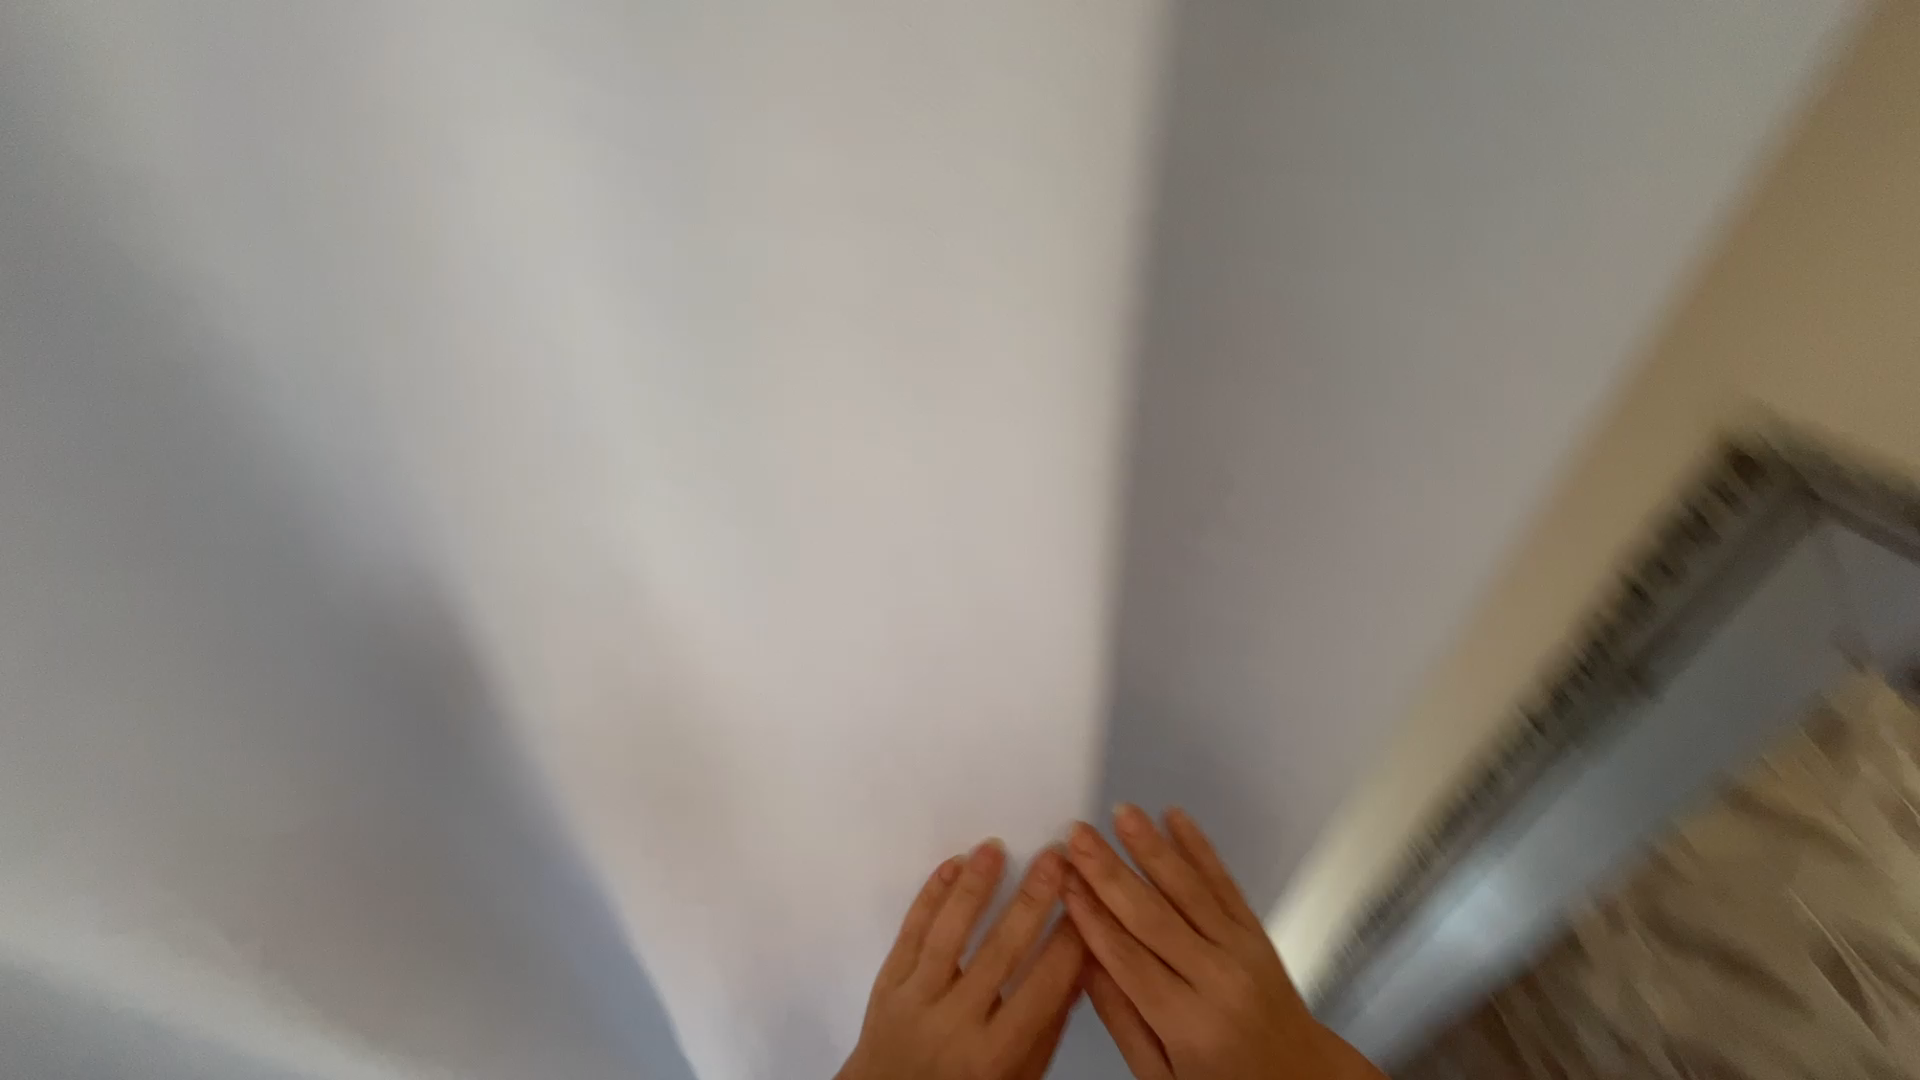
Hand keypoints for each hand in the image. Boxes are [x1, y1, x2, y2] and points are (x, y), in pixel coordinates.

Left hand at [838, 840, 1086, 1079]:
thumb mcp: (1015, 1078)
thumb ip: (1046, 1028)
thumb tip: (1082, 968)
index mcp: (994, 1055)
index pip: (1041, 989)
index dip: (1067, 942)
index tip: (1085, 900)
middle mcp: (955, 1023)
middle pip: (999, 952)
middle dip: (1031, 900)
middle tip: (1054, 857)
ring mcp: (915, 999)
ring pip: (948, 933)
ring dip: (974, 886)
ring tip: (994, 847)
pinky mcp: (887, 982)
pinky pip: (910, 932)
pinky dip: (930, 896)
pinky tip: (951, 864)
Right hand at [1060, 806, 1384, 1079]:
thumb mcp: (1162, 1077)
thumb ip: (1120, 1017)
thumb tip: (1080, 960)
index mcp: (1189, 1024)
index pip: (1127, 958)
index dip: (1091, 916)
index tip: (1063, 881)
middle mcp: (1218, 980)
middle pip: (1153, 915)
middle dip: (1109, 871)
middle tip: (1078, 836)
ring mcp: (1242, 950)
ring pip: (1189, 888)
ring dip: (1151, 846)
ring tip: (1121, 813)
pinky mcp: (1256, 931)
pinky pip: (1224, 882)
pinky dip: (1199, 847)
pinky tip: (1175, 817)